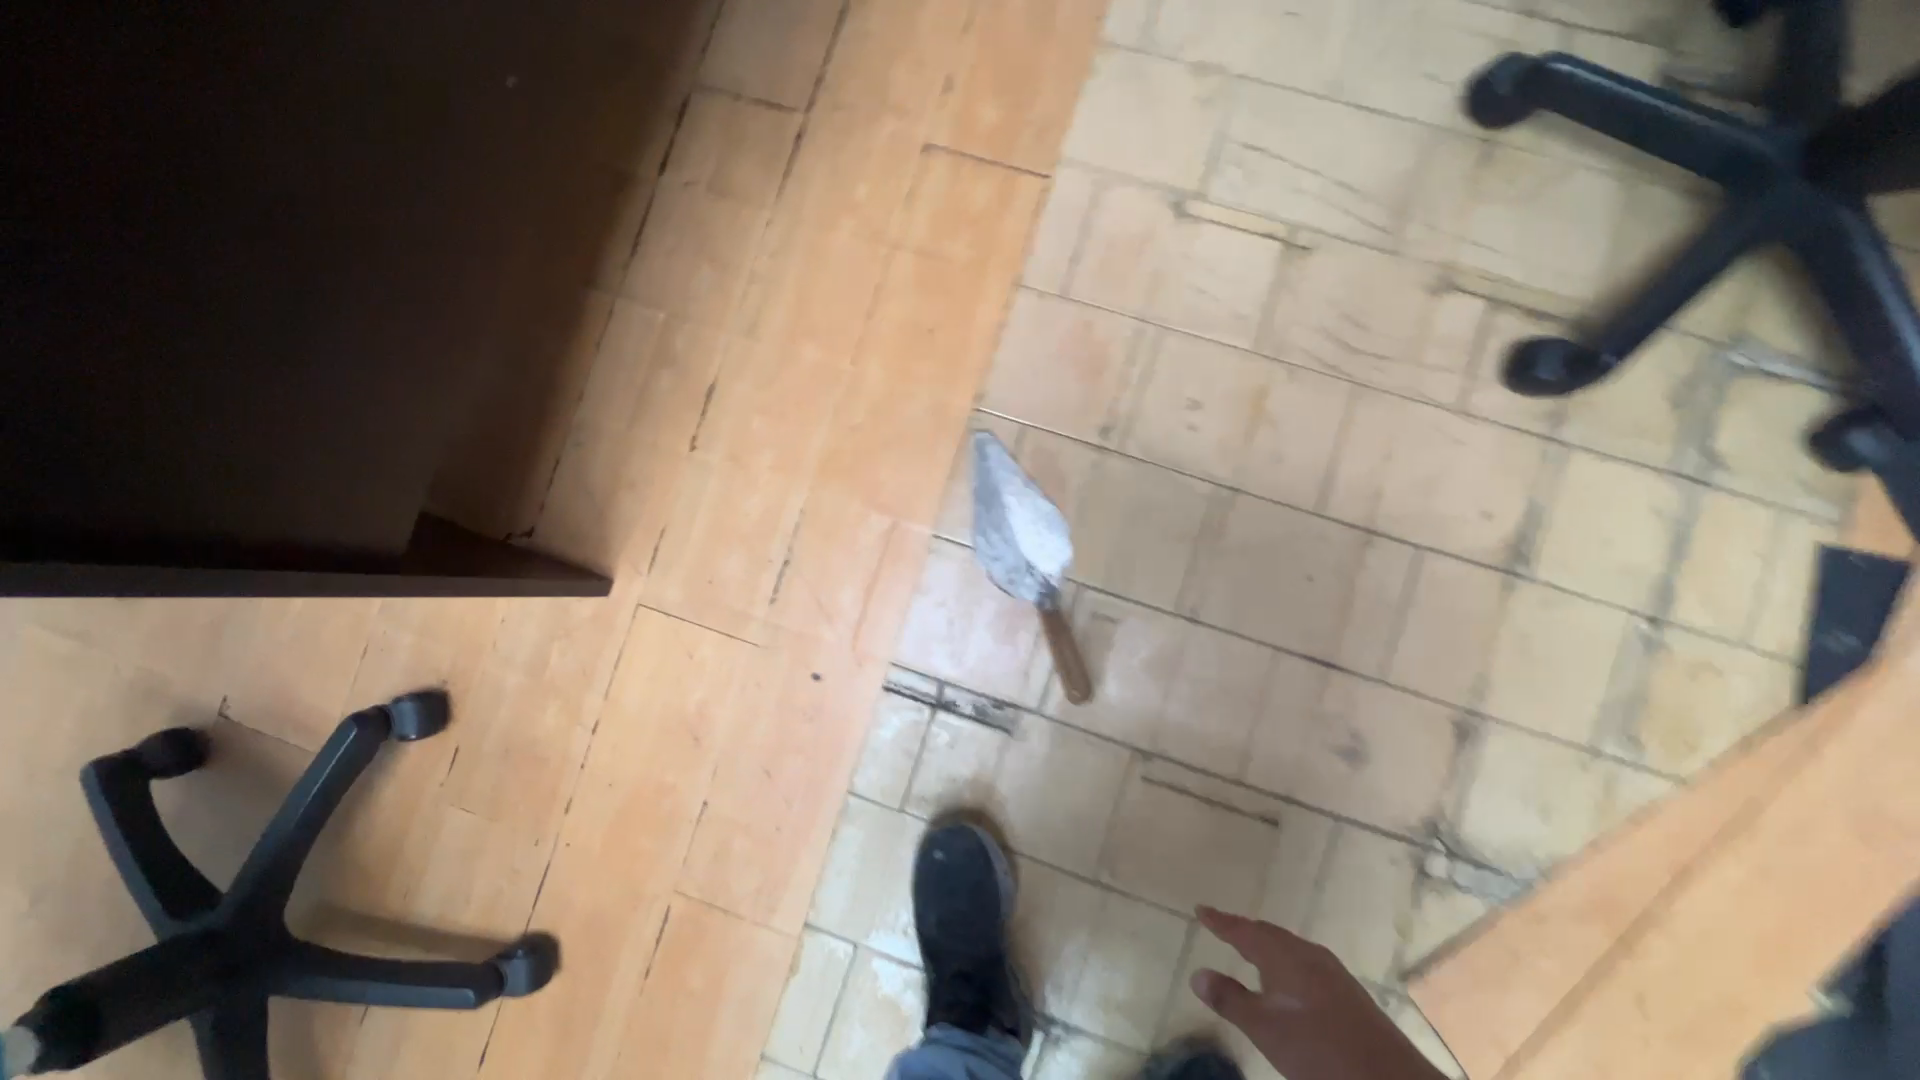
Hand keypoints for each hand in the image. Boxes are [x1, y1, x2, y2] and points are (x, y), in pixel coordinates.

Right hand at [1190, 905, 1448, 1079]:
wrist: (1389, 1078)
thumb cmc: (1319, 1049)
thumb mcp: (1265, 1029)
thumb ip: (1230, 1000)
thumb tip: (1197, 973)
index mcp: (1285, 956)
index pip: (1244, 931)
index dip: (1220, 921)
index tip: (1200, 909)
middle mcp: (1309, 955)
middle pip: (1270, 934)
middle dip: (1244, 930)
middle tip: (1222, 928)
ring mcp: (1333, 972)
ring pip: (1290, 948)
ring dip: (1267, 946)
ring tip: (1250, 951)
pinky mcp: (1348, 992)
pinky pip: (1305, 962)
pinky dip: (1285, 962)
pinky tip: (1288, 981)